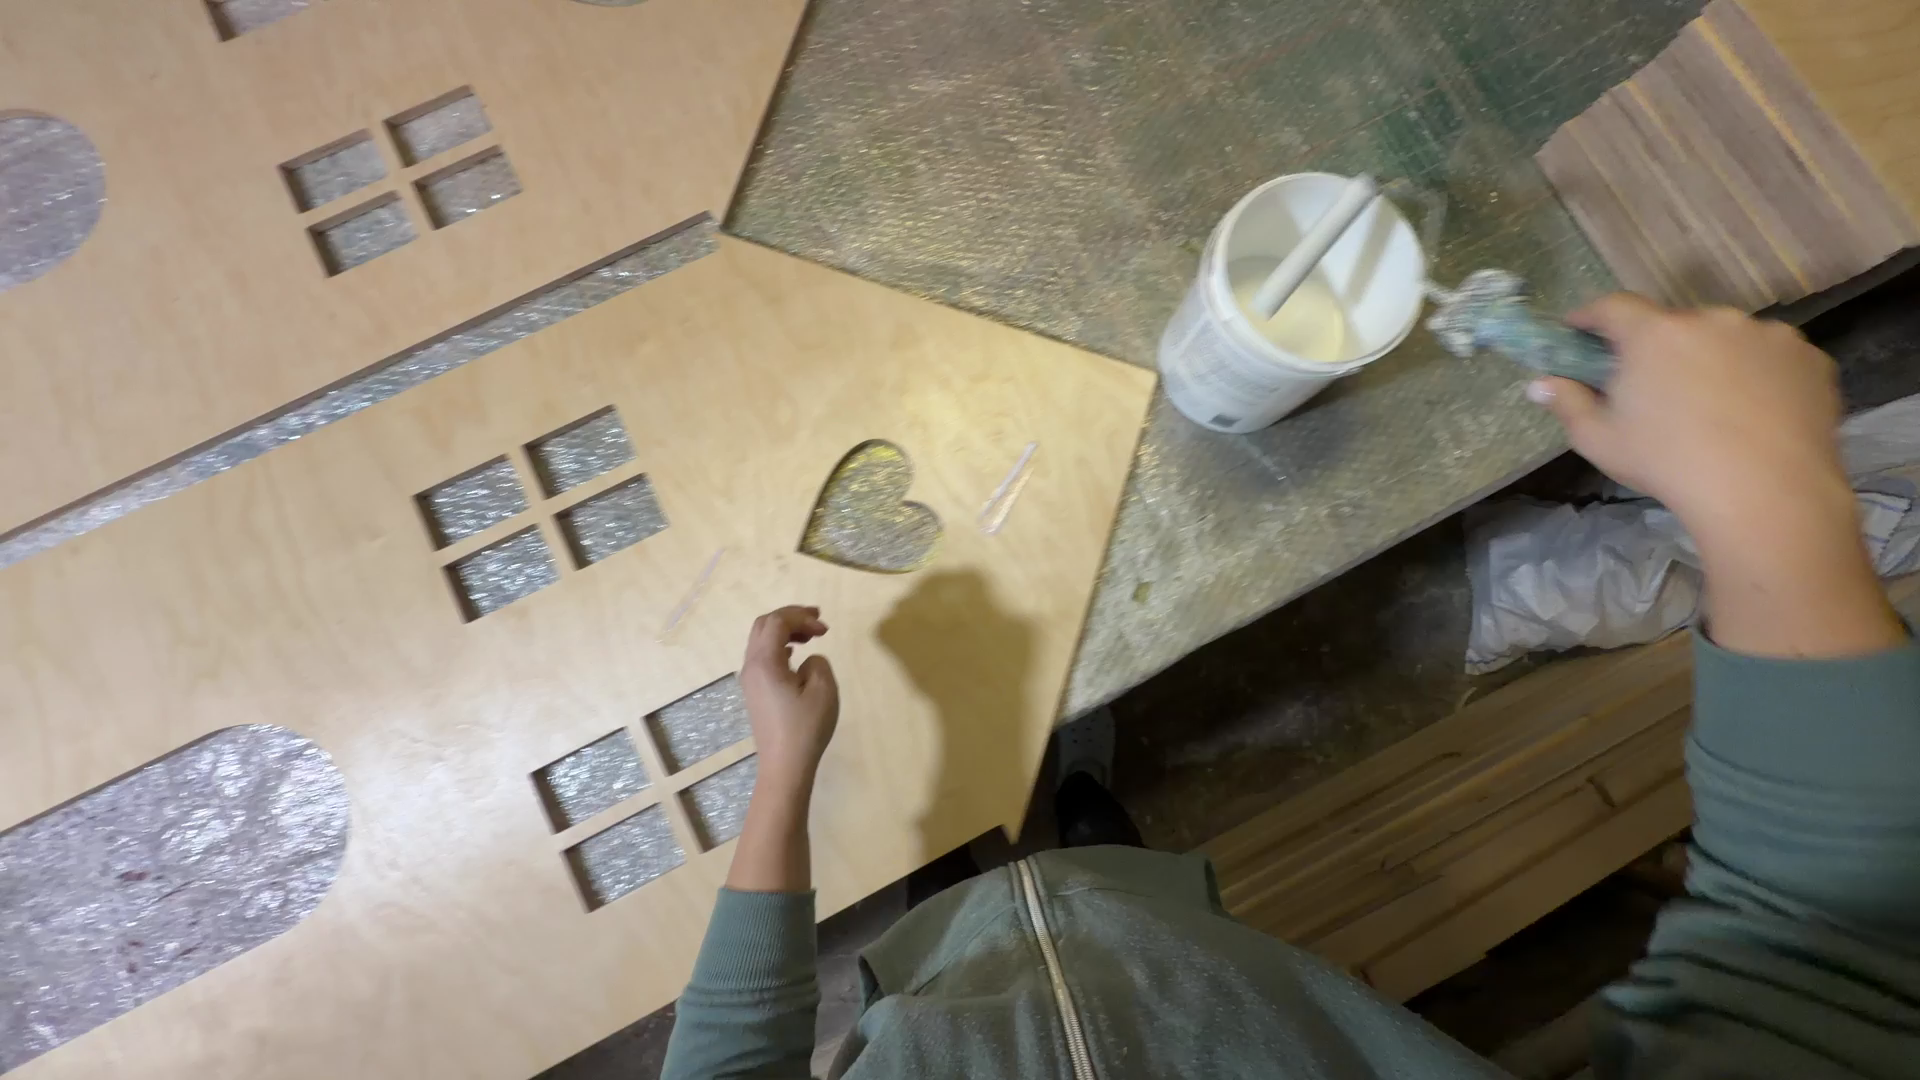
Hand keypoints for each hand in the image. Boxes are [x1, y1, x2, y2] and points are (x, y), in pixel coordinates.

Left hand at [728, 606, 838, 892]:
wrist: (785, 765)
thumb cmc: (806, 726)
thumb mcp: (824, 688)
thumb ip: (818, 662)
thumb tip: (808, 661)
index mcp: (765, 661)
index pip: (777, 622)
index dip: (801, 617)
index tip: (825, 628)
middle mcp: (751, 666)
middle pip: (764, 625)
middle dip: (791, 618)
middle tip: (818, 621)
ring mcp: (750, 680)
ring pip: (762, 640)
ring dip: (786, 631)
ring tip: (811, 635)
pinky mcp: (755, 692)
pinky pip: (763, 656)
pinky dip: (781, 646)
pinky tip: (797, 655)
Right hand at [1529, 295, 1847, 541]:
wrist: (1764, 487)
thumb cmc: (1664, 459)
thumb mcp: (1596, 437)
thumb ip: (1567, 402)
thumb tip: (1539, 384)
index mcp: (1655, 335)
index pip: (1613, 306)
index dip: (1589, 315)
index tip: (1575, 329)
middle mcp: (1713, 321)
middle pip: (1670, 323)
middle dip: (1651, 345)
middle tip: (1641, 381)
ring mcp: (1768, 335)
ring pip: (1720, 336)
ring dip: (1701, 356)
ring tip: (1698, 398)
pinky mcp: (1809, 357)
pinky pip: (1763, 354)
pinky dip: (1746, 370)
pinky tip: (1741, 407)